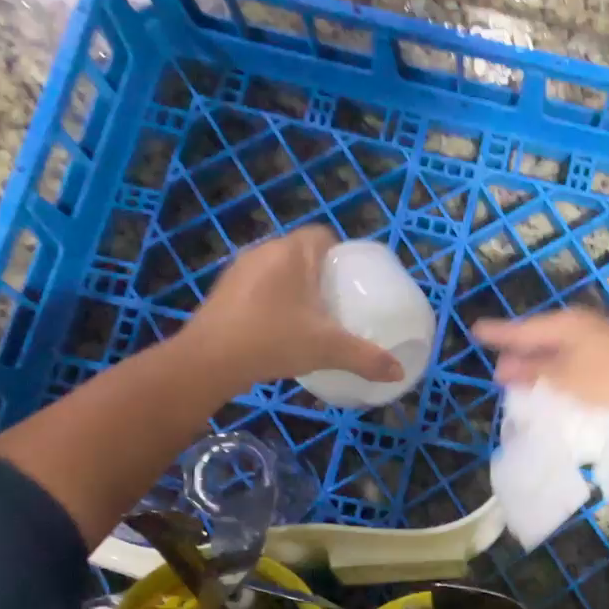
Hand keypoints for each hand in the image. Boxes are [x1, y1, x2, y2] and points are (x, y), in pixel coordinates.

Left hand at [188, 225, 403, 384]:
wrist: (209, 360)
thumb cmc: (273, 341)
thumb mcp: (327, 349)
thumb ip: (365, 358)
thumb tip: (398, 372)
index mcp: (292, 253)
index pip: (323, 235)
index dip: (341, 253)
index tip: (352, 280)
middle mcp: (264, 251)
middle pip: (301, 252)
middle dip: (321, 272)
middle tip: (338, 302)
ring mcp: (239, 269)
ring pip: (278, 269)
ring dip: (295, 286)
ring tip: (311, 316)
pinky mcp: (224, 290)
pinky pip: (258, 285)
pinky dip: (272, 299)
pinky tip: (279, 327)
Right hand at [472, 309, 608, 417]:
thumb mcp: (564, 378)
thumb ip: (532, 371)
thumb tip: (503, 367)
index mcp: (563, 324)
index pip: (521, 328)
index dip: (498, 333)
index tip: (476, 330)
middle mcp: (579, 323)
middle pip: (540, 333)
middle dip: (519, 347)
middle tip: (498, 358)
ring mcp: (598, 335)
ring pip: (558, 344)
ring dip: (539, 358)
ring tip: (522, 371)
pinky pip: (573, 353)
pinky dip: (558, 363)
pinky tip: (556, 376)